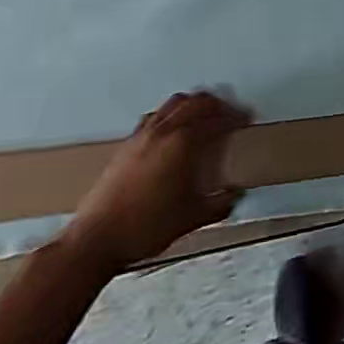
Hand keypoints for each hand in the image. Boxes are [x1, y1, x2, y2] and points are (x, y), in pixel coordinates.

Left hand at [60, 90, 250, 271]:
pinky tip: (172, 132)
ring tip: (204, 116)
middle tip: (230, 112)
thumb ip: (222, 202)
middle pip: (196, 102)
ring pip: (172, 104)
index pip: (218, 119)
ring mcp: (140, 138)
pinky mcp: (125, 148)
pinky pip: (153, 118)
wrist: (96, 242)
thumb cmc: (146, 227)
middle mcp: (162, 134)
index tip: (247, 118)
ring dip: (192, 104)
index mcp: (184, 144)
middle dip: (217, 104)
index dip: (237, 117)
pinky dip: (169, 116)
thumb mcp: (196, 216)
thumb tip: (234, 195)